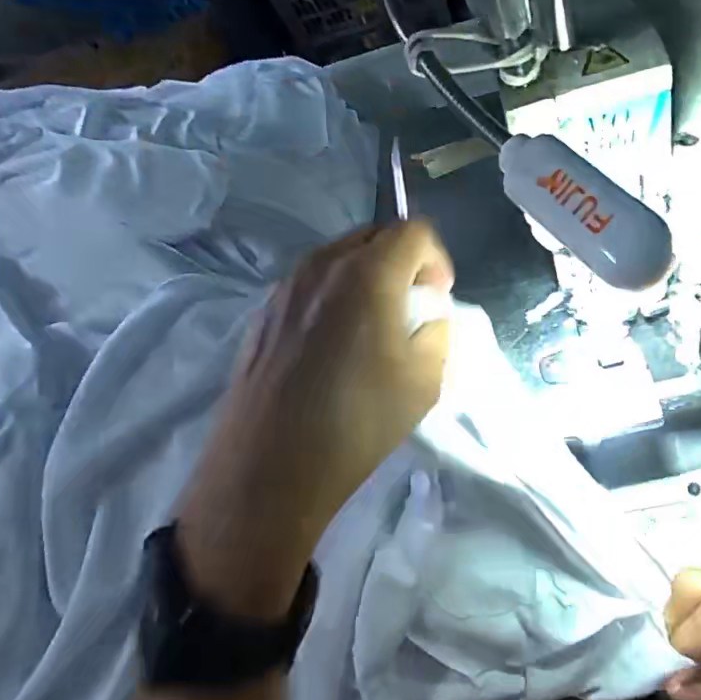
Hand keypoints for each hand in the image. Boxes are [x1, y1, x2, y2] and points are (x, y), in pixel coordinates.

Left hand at [177, 221, 453, 615]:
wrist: (269, 468)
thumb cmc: (358, 422)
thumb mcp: (425, 380)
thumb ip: (437, 332)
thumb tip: (426, 317)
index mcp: (368, 274)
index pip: (414, 231)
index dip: (437, 259)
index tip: (437, 297)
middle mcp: (322, 266)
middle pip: (374, 235)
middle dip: (403, 262)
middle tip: (411, 308)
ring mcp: (285, 287)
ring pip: (339, 258)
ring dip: (367, 278)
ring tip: (373, 327)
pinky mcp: (262, 313)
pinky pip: (311, 285)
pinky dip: (335, 296)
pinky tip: (334, 346)